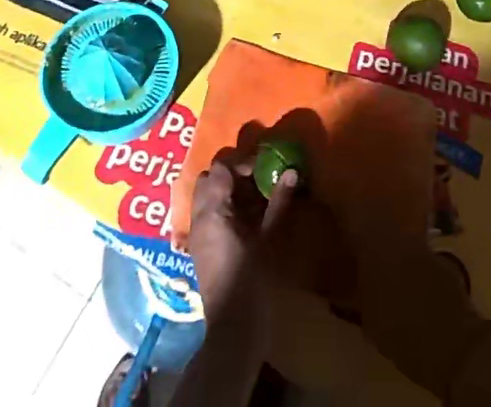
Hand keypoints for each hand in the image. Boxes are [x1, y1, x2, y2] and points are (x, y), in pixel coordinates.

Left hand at [184, 148, 298, 331]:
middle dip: (233, 174)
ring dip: (230, 191)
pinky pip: (211, 215)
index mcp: (211, 211)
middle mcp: (199, 217)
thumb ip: (279, 202)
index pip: (220, 169)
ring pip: (208, 197)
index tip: (265, 167)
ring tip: (259, 196)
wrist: (233, 327)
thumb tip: (293, 171)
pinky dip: (227, 208)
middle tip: (260, 179)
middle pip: (209, 180)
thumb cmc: (251, 279)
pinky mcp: (203, 247)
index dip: (242, 163)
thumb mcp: (269, 238)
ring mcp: (198, 233)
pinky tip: (250, 217)